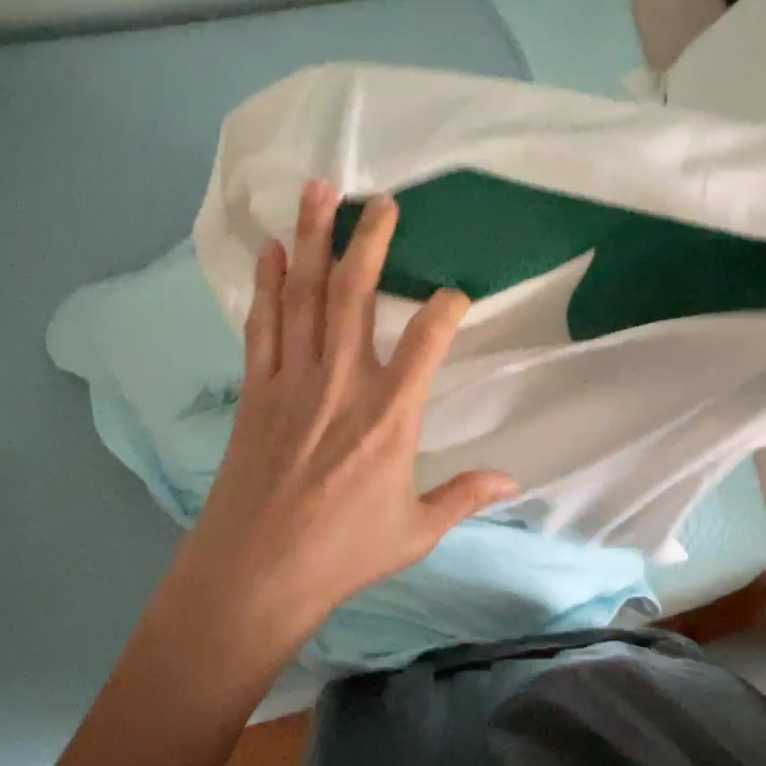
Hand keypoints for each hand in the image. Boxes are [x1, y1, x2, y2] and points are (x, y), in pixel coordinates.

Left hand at [190, 180, 518, 638]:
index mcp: (392, 415)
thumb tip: (512, 481)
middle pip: (357, 295)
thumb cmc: (343, 554)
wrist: (254, 575)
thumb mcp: (417, 531)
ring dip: (314, 239)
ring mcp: (294, 381)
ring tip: (319, 190)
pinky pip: (263, 325)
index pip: (429, 339)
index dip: (447, 306)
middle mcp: (344, 383)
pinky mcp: (257, 391)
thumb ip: (464, 496)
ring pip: (307, 297)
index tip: (455, 294)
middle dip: (370, 241)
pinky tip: (275, 250)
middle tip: (382, 199)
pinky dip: (269, 284)